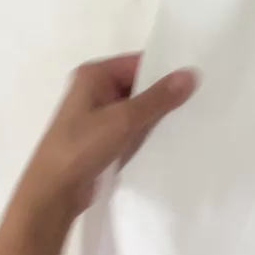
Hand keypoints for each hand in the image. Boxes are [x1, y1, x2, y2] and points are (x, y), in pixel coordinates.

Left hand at [12, 54, 197, 221]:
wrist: (54, 192)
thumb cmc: (82, 147)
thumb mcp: (124, 119)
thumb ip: (159, 97)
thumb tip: (190, 74)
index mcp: (93, 74)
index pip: (138, 62)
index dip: (166, 70)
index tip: (197, 78)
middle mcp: (94, 89)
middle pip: (138, 85)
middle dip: (164, 94)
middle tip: (201, 99)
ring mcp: (97, 115)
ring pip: (137, 108)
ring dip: (157, 115)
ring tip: (192, 117)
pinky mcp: (102, 137)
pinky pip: (131, 127)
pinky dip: (147, 130)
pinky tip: (171, 137)